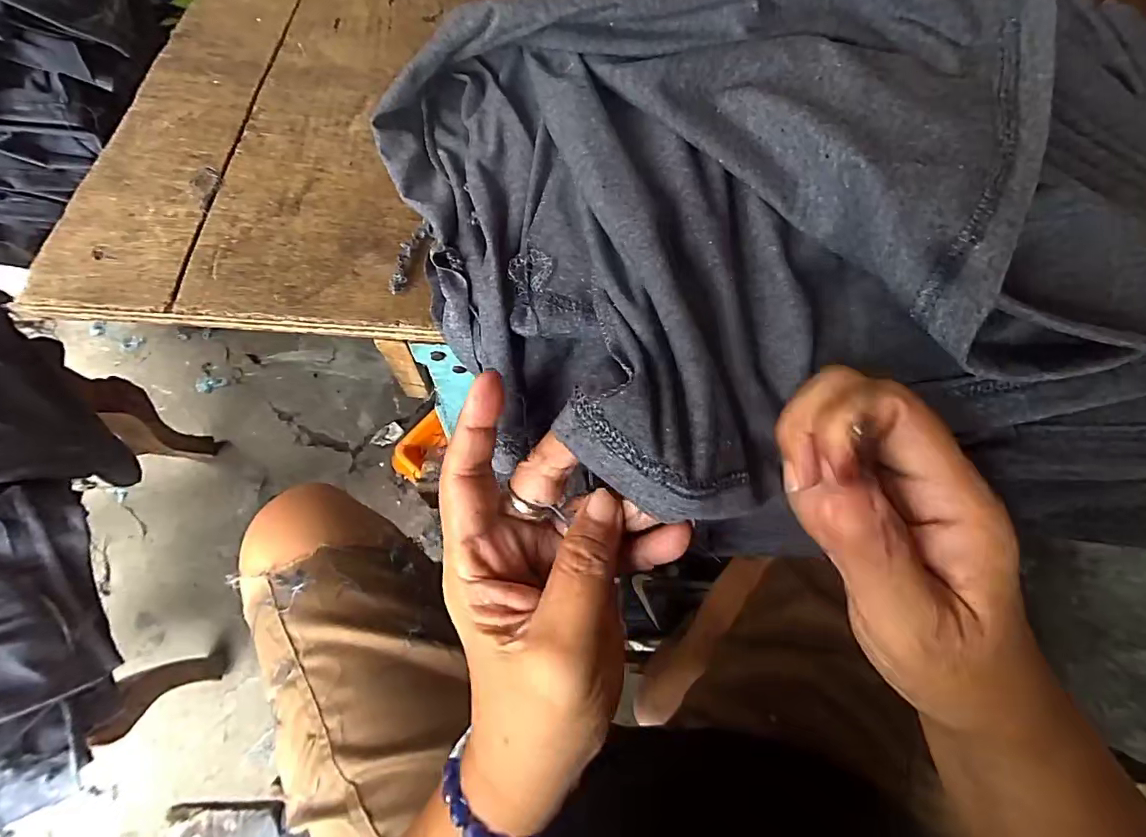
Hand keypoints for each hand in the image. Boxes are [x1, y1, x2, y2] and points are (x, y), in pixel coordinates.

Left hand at [439, 372, 690, 832]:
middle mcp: (511, 544)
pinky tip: (678, 534)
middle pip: (540, 481)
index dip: (477, 426)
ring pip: (585, 508)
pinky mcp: (583, 574)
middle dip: (578, 458)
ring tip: (668, 494)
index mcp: (479, 555)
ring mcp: (550, 557)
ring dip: (625, 501)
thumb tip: (605, 501)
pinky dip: (642, 539)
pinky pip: (612, 543)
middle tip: (620, 434)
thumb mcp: (554, 643)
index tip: (492, 381)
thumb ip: (579, 568)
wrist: (546, 763)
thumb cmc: (531, 711)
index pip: (467, 476)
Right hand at [775, 367, 1051, 734]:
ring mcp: (893, 470)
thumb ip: (871, 552)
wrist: (968, 686)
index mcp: (956, 494)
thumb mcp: (914, 627)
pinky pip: (820, 439)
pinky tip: (806, 497)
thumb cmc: (952, 665)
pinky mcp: (863, 481)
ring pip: (833, 405)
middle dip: (811, 420)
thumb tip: (823, 481)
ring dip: (799, 436)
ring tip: (805, 497)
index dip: (841, 420)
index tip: (820, 481)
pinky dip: (797, 453)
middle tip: (801, 484)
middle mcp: (925, 467)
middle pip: (858, 389)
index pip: (896, 407)